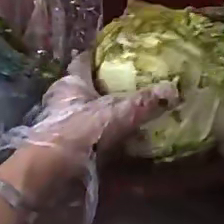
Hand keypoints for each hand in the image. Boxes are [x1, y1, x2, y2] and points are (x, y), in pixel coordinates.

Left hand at [14, 54, 177, 164]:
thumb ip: (145, 103)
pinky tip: (111, 144)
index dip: (94, 55)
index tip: (108, 52)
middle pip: (79, 88)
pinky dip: (95, 138)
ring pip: (78, 112)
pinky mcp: (58, 147)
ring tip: (121, 115)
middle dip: (97, 87)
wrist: (50, 172)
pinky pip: (80, 136)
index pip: (82, 61)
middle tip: (122, 86)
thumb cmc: (80, 131)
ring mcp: (56, 124)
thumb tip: (174, 89)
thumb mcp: (118, 113)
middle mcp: (59, 100)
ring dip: (95, 114)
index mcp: (71, 84)